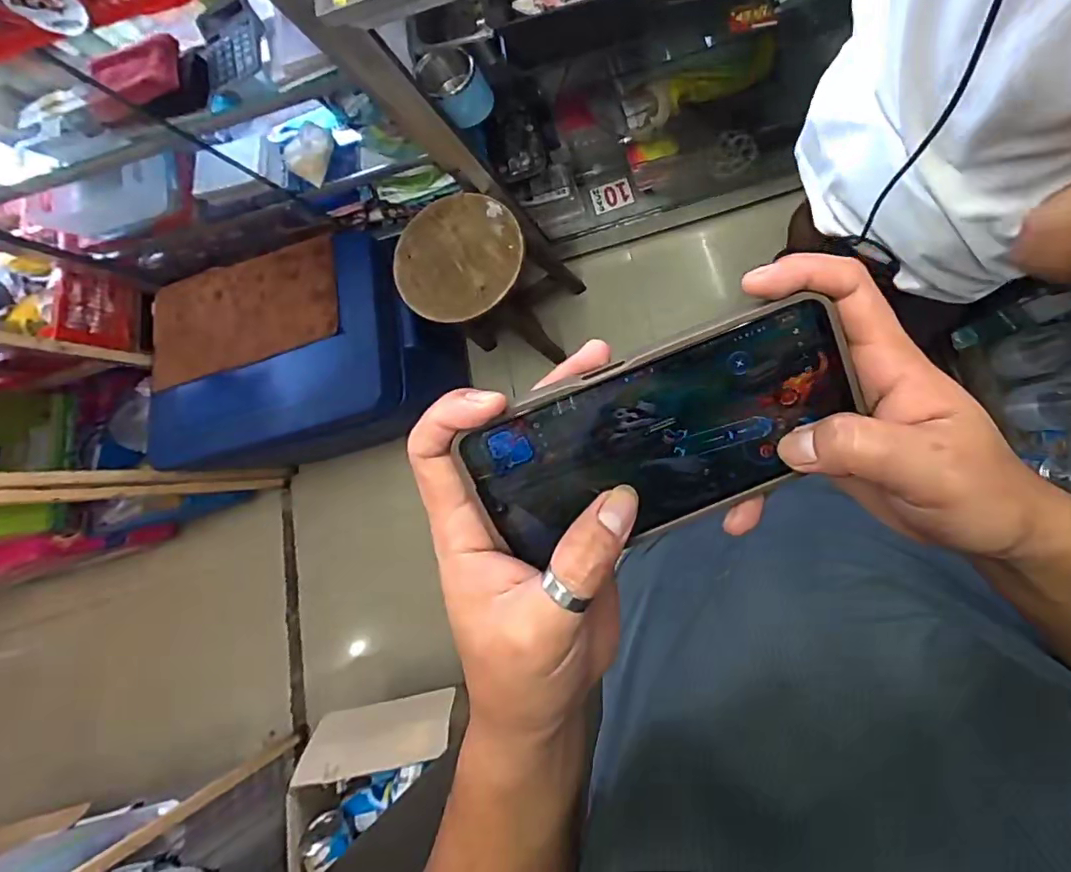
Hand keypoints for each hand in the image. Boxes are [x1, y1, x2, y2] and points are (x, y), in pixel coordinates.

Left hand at [407, 340, 636, 739]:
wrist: (548, 710)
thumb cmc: (518, 676)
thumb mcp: (542, 627)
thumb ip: (578, 566)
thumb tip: (620, 498)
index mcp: (465, 530)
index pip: (434, 457)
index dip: (450, 418)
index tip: (496, 403)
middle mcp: (498, 510)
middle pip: (508, 436)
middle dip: (541, 393)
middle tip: (592, 360)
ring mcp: (540, 517)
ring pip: (553, 452)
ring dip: (580, 412)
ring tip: (616, 376)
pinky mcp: (577, 531)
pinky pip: (591, 482)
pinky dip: (611, 455)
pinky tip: (636, 433)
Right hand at [735, 254, 1070, 560]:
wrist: (992, 531)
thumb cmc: (978, 487)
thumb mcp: (928, 465)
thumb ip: (863, 447)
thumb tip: (792, 444)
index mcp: (889, 362)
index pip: (851, 291)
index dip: (806, 272)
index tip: (755, 285)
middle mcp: (860, 377)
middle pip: (804, 335)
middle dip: (760, 339)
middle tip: (717, 358)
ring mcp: (844, 414)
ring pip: (786, 397)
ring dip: (751, 419)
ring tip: (711, 439)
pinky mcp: (835, 450)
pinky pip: (790, 452)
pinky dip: (764, 480)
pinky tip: (743, 512)